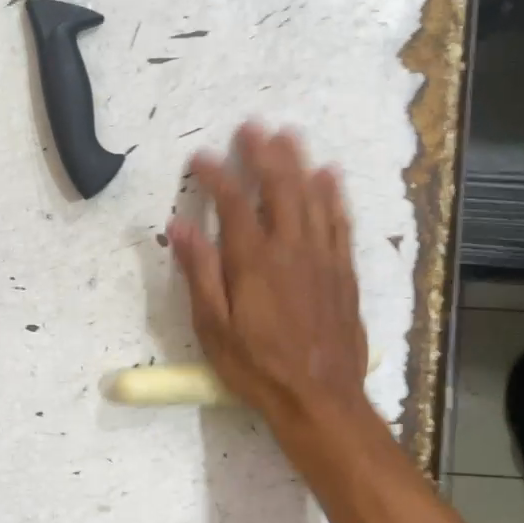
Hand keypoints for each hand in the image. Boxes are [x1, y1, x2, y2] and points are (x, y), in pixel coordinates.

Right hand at [168, 122, 370, 426]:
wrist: (318, 395)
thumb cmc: (254, 367)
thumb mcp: (212, 326)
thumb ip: (199, 272)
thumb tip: (180, 227)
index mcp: (253, 262)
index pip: (233, 205)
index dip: (216, 176)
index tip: (201, 157)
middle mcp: (291, 249)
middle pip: (279, 188)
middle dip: (263, 154)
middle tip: (251, 127)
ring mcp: (322, 257)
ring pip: (312, 197)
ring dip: (298, 163)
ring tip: (287, 136)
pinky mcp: (343, 271)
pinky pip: (339, 221)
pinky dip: (333, 194)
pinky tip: (329, 176)